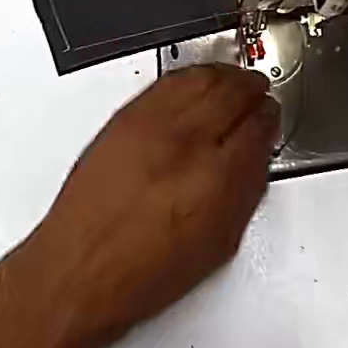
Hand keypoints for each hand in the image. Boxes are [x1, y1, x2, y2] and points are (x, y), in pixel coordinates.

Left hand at [17, 63, 279, 343]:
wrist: (76, 270)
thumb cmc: (138, 272)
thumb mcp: (215, 244)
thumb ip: (245, 192)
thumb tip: (256, 157)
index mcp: (215, 178)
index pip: (257, 126)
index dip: (270, 117)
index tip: (271, 116)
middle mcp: (185, 143)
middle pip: (233, 92)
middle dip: (253, 89)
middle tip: (259, 92)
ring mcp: (152, 125)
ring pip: (202, 77)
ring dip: (226, 75)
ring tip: (234, 81)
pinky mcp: (125, 116)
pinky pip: (168, 80)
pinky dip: (191, 76)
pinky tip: (198, 81)